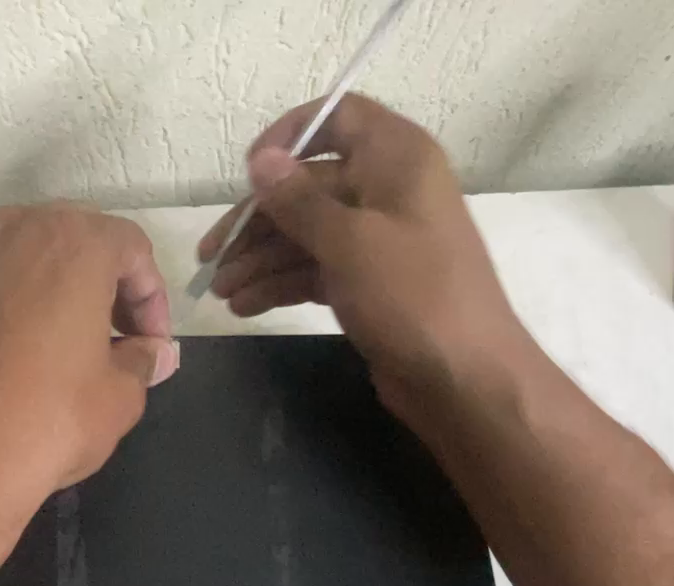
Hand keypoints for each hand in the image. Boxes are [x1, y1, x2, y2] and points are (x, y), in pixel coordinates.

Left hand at [0, 203, 177, 521]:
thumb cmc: (49, 422)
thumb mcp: (120, 397)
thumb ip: (143, 362)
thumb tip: (154, 353)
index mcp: (73, 244)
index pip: (132, 250)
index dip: (153, 298)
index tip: (152, 346)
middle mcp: (15, 232)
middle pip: (77, 242)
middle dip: (106, 286)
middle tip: (117, 340)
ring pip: (27, 258)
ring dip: (57, 292)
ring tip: (66, 348)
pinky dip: (12, 307)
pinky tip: (15, 360)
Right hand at [198, 94, 524, 424]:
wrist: (463, 379)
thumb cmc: (413, 298)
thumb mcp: (351, 243)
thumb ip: (300, 201)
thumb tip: (261, 161)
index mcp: (395, 159)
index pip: (337, 119)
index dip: (288, 136)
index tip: (247, 172)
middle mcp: (385, 192)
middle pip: (308, 188)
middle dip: (257, 222)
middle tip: (210, 258)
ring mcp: (376, 242)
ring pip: (306, 236)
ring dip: (261, 261)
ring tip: (220, 293)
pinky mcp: (367, 285)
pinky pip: (314, 272)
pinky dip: (281, 285)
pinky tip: (245, 305)